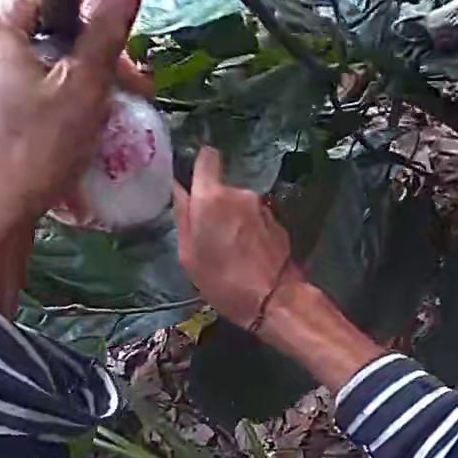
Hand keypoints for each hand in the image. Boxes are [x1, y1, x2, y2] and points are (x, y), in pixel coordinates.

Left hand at [0, 0, 147, 312]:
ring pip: (58, 63)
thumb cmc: (38, 144)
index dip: (105, 31)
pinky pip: (45, 87)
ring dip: (94, 86)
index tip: (131, 70)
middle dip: (104, 63)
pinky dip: (72, 102)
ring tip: (116, 118)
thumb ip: (106, 32)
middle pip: (63, 32)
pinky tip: (90, 128)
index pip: (65, 0)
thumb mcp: (84, 86)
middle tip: (134, 96)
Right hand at [173, 146, 381, 389]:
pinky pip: (257, 220)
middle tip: (210, 234)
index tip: (195, 176)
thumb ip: (183, 217)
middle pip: (223, 189)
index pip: (207, 158)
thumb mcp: (189, 255)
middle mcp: (240, 194)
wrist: (273, 299)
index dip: (201, 164)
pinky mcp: (279, 222)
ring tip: (231, 249)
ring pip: (241, 206)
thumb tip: (178, 190)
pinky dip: (251, 230)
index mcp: (212, 197)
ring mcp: (263, 207)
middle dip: (216, 205)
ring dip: (235, 220)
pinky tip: (249, 253)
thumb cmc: (222, 280)